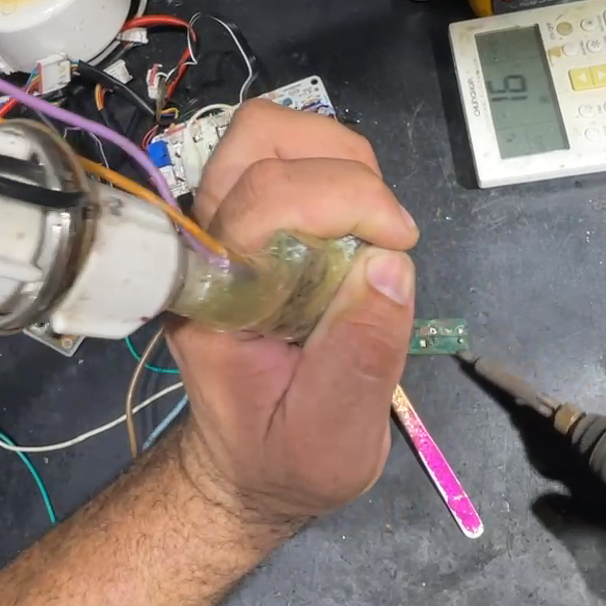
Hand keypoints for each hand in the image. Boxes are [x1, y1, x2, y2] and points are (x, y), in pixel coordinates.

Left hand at [166, 101, 417, 537]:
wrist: (247, 469)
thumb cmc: (283, 458)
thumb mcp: (331, 434)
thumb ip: (358, 357)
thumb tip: (391, 265)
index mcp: (213, 299)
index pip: (259, 201)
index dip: (341, 199)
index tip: (399, 242)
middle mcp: (206, 248)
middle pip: (254, 139)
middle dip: (338, 163)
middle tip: (385, 225)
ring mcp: (221, 230)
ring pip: (266, 137)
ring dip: (338, 160)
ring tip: (375, 223)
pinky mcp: (245, 227)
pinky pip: (283, 161)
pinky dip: (334, 171)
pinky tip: (357, 226)